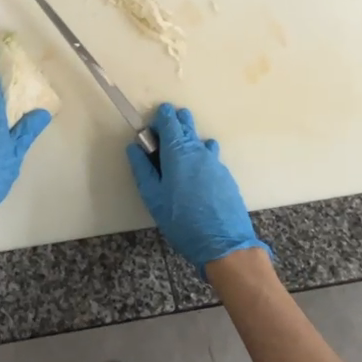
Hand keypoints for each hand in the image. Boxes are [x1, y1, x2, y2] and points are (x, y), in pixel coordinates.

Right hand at [126, 103, 268, 275]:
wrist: (224, 244)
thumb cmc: (182, 221)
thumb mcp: (153, 197)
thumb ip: (142, 169)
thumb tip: (134, 147)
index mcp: (178, 152)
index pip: (169, 119)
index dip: (159, 117)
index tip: (151, 127)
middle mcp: (199, 150)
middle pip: (187, 123)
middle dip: (174, 123)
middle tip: (162, 141)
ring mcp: (216, 162)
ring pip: (200, 141)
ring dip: (187, 143)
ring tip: (177, 165)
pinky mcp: (226, 176)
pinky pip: (210, 158)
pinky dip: (199, 160)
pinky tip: (194, 181)